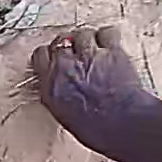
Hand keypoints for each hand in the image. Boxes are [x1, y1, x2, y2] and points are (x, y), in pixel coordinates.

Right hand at [29, 27, 157, 155]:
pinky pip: (106, 32)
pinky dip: (108, 36)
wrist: (122, 125)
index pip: (40, 55)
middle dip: (67, 45)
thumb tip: (59, 86)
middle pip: (59, 41)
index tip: (55, 57)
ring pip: (82, 33)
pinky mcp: (111, 51)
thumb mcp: (62, 114)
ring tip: (94, 47)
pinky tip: (110, 43)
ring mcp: (88, 56)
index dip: (49, 54)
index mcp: (50, 84)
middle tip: (75, 51)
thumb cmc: (96, 128)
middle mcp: (66, 67)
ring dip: (87, 39)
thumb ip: (57, 93)